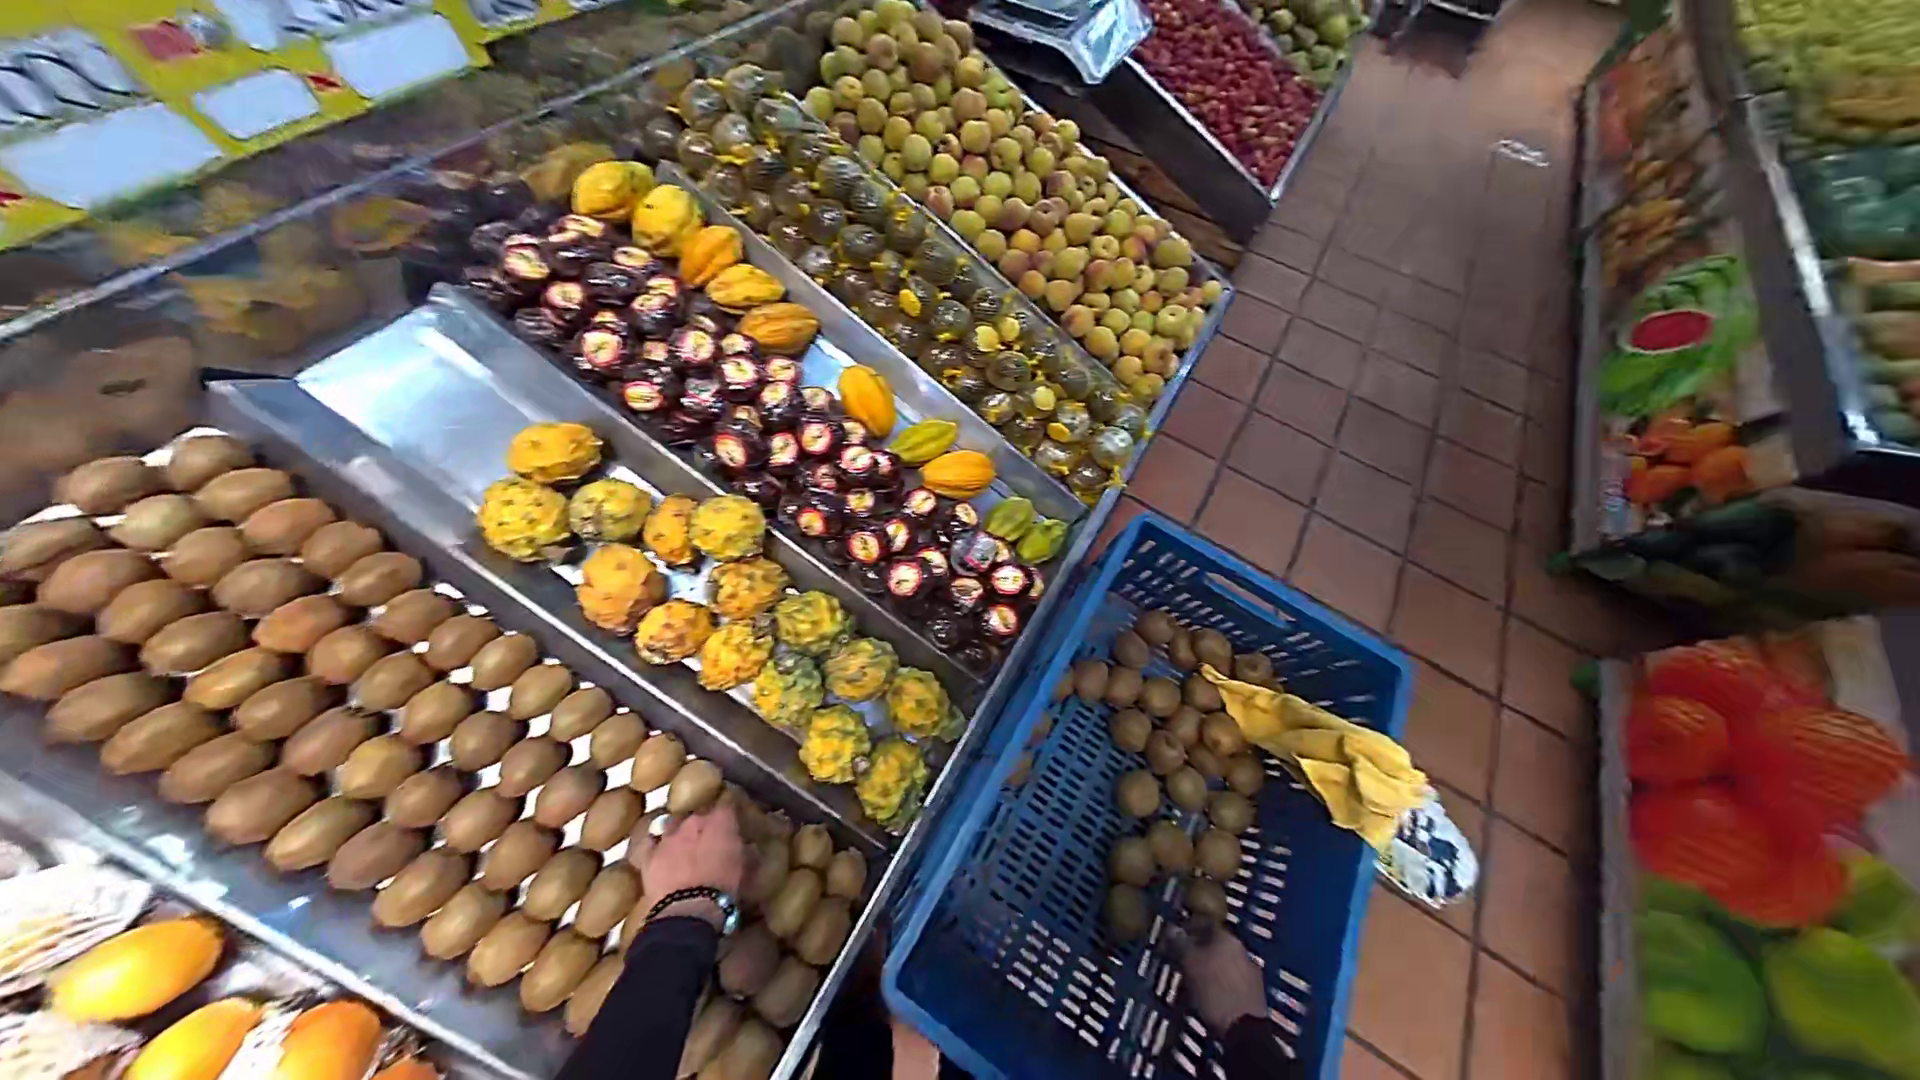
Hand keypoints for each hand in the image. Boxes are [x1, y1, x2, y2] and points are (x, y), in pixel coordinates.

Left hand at [631, 802, 745, 928]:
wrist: (688, 910)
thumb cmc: (724, 887)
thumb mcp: (746, 869)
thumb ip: (746, 852)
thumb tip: (749, 846)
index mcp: (720, 821)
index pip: (727, 804)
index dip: (730, 811)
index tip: (733, 820)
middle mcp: (694, 821)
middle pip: (700, 814)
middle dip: (705, 824)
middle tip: (711, 838)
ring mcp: (669, 837)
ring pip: (675, 824)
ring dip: (681, 832)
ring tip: (685, 844)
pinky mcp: (648, 856)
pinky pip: (650, 842)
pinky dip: (655, 844)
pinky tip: (658, 849)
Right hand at [1171, 920, 1267, 1034]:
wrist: (1246, 1032)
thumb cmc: (1213, 990)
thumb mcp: (1190, 964)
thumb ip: (1180, 943)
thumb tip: (1172, 928)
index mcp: (1227, 938)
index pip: (1205, 923)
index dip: (1189, 927)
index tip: (1176, 936)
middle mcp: (1242, 950)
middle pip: (1216, 943)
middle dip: (1200, 948)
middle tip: (1184, 957)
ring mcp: (1252, 972)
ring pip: (1225, 961)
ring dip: (1211, 966)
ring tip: (1195, 977)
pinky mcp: (1256, 993)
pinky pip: (1233, 979)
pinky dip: (1221, 981)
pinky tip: (1211, 991)